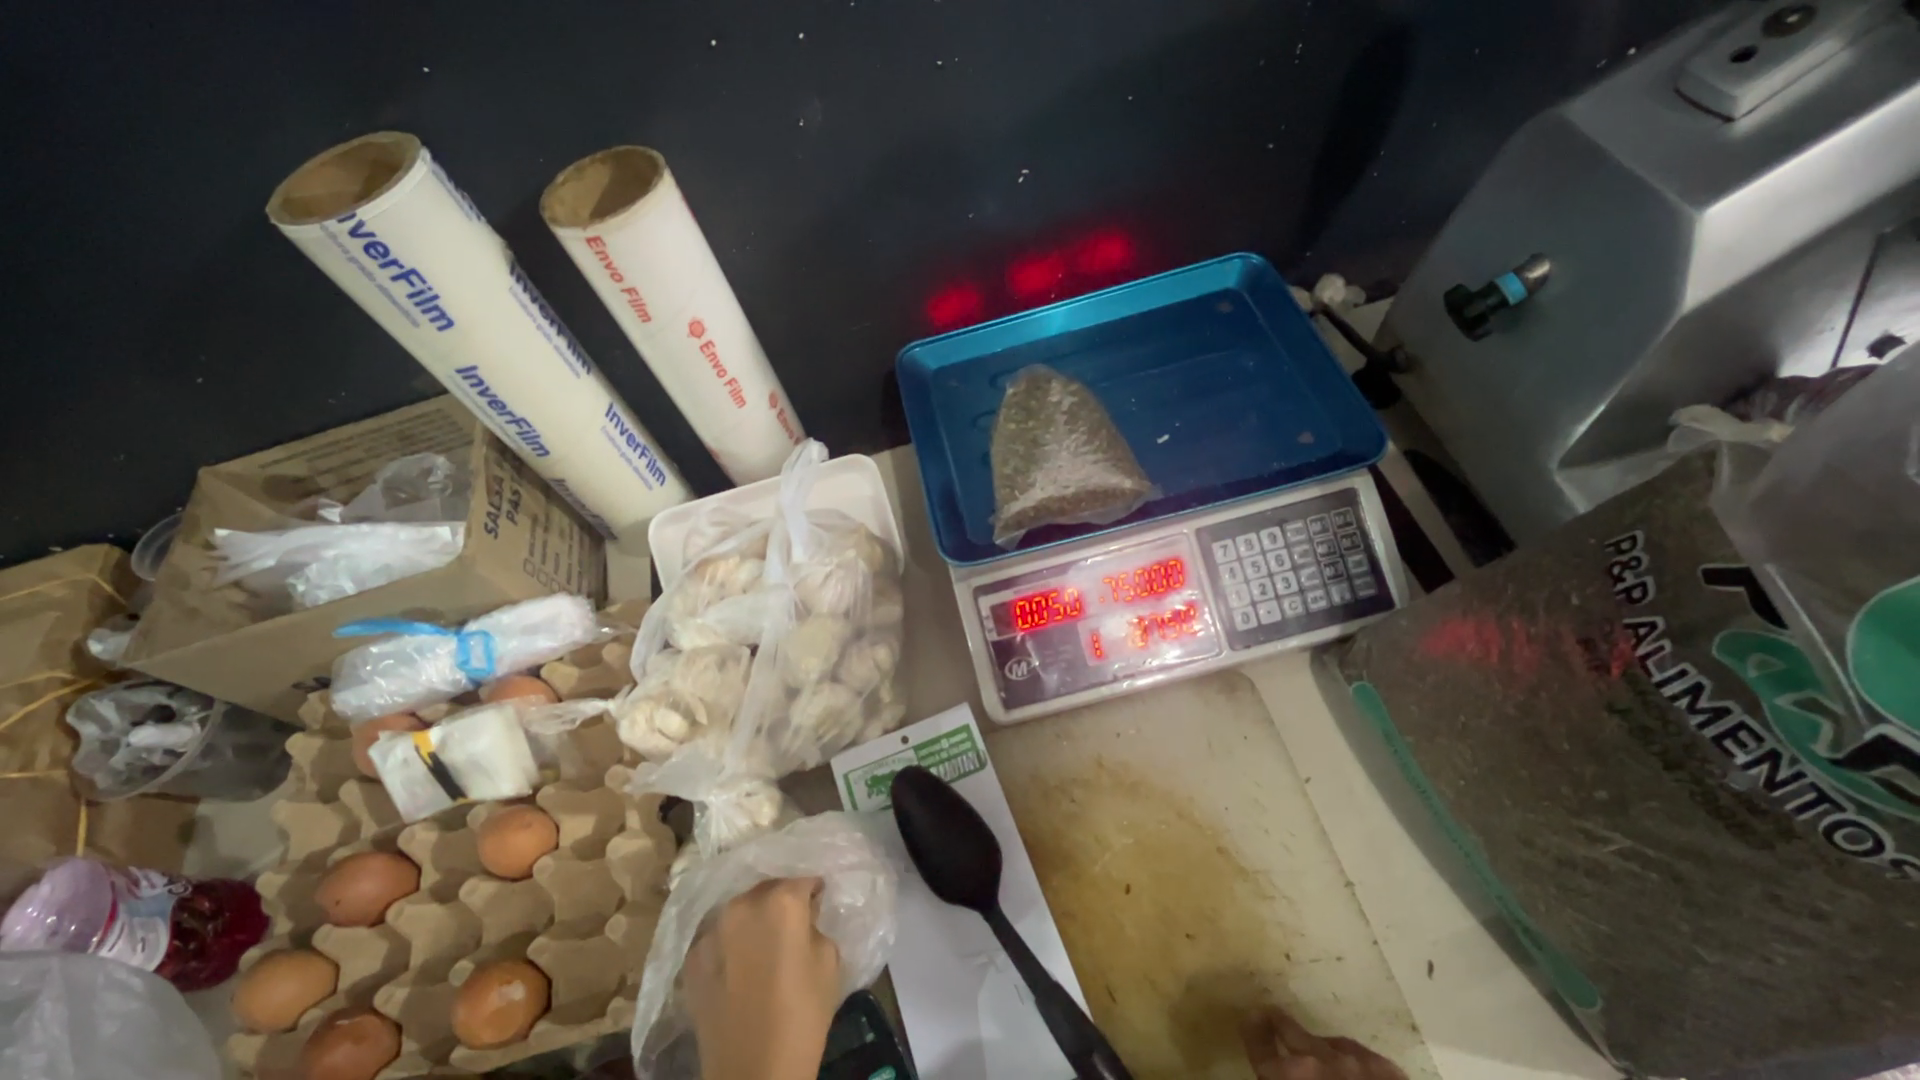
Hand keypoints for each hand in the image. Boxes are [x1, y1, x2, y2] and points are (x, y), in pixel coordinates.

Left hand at [686, 877, 842, 1079]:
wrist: (753, 1072)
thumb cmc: (802, 1015)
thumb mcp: (829, 961)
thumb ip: (815, 926)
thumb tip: (804, 918)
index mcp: (780, 901)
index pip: (803, 878)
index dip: (814, 891)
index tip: (819, 904)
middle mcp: (741, 905)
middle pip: (766, 890)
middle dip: (780, 900)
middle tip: (792, 925)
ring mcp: (711, 931)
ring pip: (738, 912)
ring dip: (752, 920)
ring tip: (762, 947)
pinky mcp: (691, 959)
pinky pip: (718, 938)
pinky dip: (730, 944)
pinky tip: (740, 968)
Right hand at [1243, 1006, 1407, 1079]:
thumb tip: (1274, 1077)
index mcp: (1287, 1079)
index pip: (1260, 1046)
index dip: (1253, 1030)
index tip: (1251, 1016)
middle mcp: (1315, 1062)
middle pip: (1290, 1031)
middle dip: (1278, 1023)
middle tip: (1271, 1014)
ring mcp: (1353, 1062)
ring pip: (1326, 1042)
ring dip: (1316, 1047)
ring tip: (1314, 1051)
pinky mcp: (1385, 1069)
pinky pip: (1359, 1053)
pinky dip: (1348, 1057)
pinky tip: (1348, 1065)